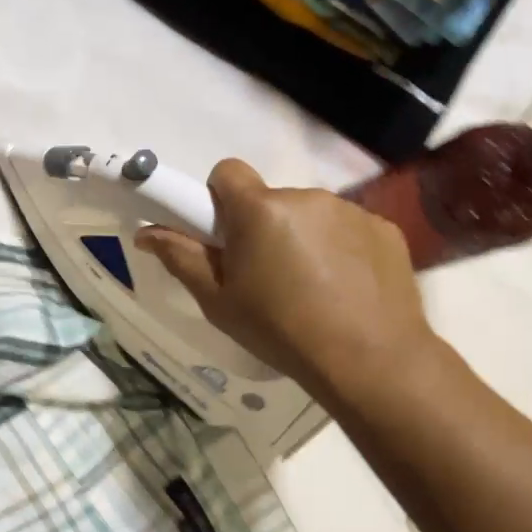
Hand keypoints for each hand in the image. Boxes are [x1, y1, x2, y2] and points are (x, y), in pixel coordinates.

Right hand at [134, 159, 436, 399]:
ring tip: (309, 290)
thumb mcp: (218, 301)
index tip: (223, 236)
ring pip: (309, 216)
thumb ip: (181, 258)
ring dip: (301, 239)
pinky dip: (339, 251)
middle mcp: (305, 197)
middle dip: (261, 228)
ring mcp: (350, 210)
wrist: (369, 359)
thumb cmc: (280, 330)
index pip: (227, 172)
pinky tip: (343, 291)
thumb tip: (147, 231)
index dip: (218, 199)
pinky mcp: (384, 228)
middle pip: (269, 200)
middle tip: (263, 277)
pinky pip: (347, 230)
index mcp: (259, 210)